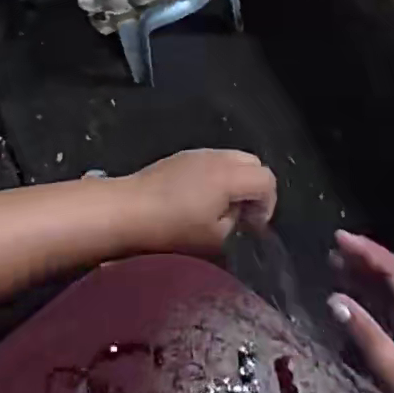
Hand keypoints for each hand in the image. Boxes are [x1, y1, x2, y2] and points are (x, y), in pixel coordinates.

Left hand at [121, 149, 276, 255]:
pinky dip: (216, 176)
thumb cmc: (172, 228)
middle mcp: (218, 157)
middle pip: (253, 163)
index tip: (251, 227)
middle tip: (240, 216)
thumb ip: (237, 224)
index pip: (267, 180)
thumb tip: (238, 214)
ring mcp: (198, 153)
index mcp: (230, 175)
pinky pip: (212, 160)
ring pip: (233, 159)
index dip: (267, 205)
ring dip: (235, 181)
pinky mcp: (181, 156)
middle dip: (254, 189)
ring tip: (218, 208)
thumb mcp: (214, 239)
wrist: (126, 209)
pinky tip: (196, 200)